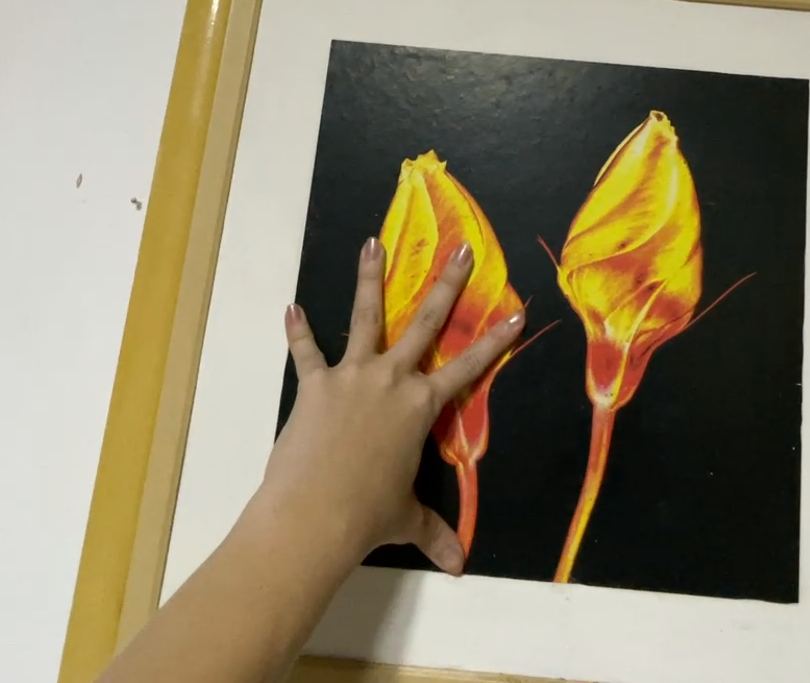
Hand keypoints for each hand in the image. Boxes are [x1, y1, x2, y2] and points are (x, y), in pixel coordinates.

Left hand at [258, 237, 523, 575]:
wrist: (312, 517)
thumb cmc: (367, 515)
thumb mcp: (406, 519)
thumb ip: (434, 533)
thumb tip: (458, 566)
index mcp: (421, 405)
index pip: (469, 366)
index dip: (496, 339)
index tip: (517, 310)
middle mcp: (392, 378)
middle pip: (425, 322)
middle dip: (447, 283)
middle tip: (461, 249)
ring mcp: (353, 375)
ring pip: (366, 316)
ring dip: (370, 278)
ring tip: (372, 242)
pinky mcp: (316, 383)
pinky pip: (306, 352)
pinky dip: (298, 331)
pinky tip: (291, 307)